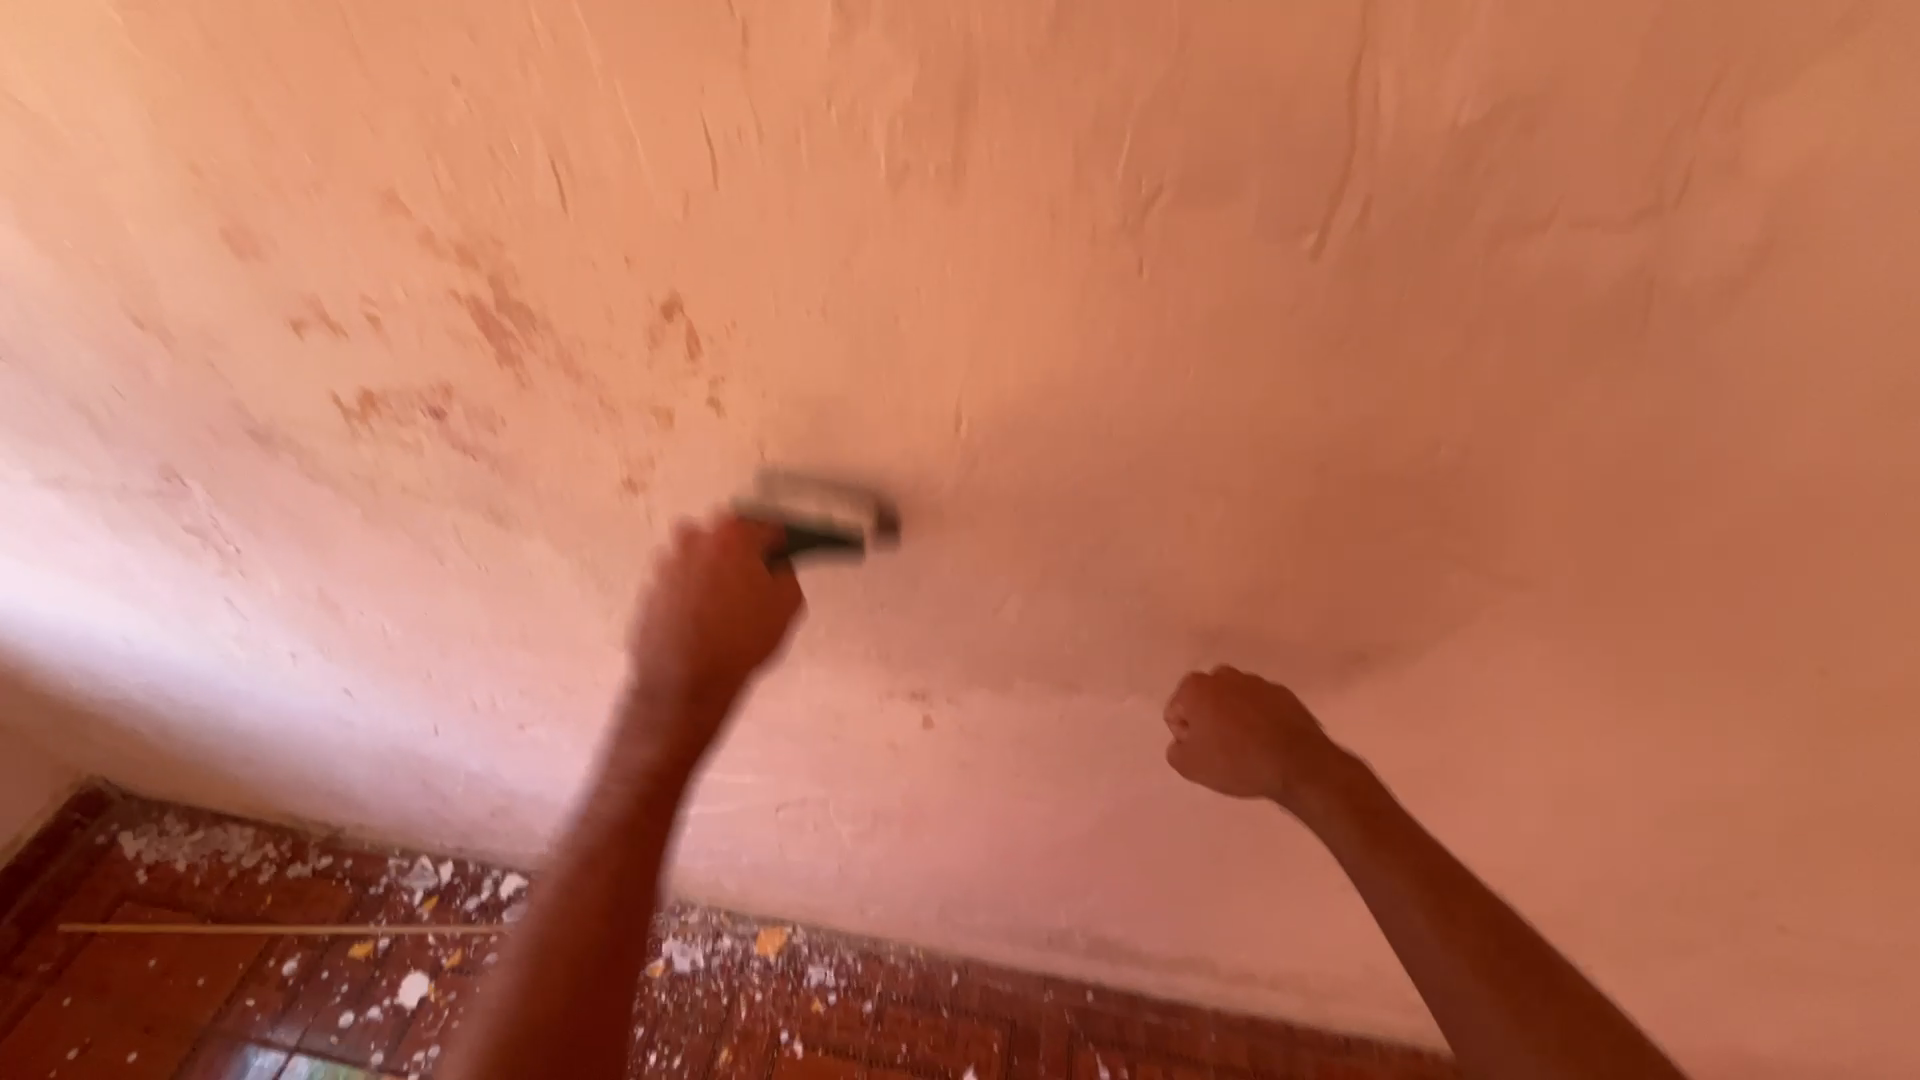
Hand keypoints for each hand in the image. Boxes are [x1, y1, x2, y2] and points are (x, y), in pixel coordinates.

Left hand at [627, 514, 804, 705]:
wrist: (685, 680)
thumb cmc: (740, 639)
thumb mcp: (789, 604)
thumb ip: (786, 573)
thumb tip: (776, 569)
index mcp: (733, 534)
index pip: (767, 527)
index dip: (780, 544)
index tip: (784, 556)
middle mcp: (695, 539)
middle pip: (727, 537)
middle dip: (742, 554)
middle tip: (755, 582)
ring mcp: (667, 564)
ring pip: (700, 558)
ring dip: (714, 572)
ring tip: (728, 605)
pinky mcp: (651, 590)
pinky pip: (680, 583)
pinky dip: (692, 594)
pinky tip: (705, 620)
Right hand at [1163, 666, 1347, 807]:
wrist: (1298, 765)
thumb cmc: (1236, 761)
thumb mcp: (1190, 766)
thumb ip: (1175, 750)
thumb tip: (1185, 742)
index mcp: (1196, 687)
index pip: (1176, 712)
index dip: (1187, 738)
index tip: (1205, 753)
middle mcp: (1224, 676)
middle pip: (1204, 702)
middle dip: (1209, 723)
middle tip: (1223, 751)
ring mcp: (1256, 683)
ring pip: (1233, 703)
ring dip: (1234, 721)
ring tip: (1248, 749)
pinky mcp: (1283, 694)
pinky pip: (1260, 708)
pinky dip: (1259, 722)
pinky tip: (1268, 744)